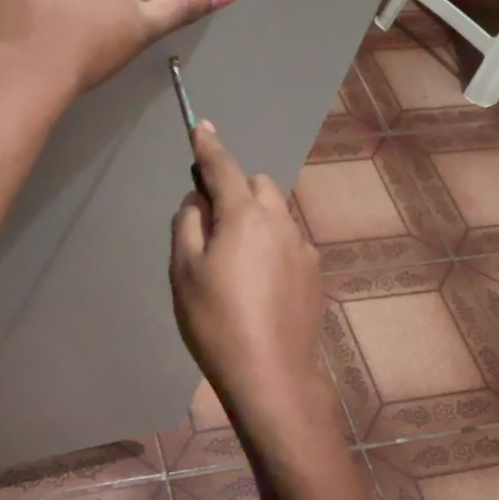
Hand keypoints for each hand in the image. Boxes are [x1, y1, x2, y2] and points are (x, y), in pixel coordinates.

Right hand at [170, 121, 329, 430]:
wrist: (270, 373)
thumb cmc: (215, 322)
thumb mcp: (184, 273)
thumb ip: (187, 226)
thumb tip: (198, 200)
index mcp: (244, 216)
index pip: (223, 168)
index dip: (209, 146)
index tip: (201, 125)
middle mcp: (279, 221)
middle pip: (258, 186)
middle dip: (236, 191)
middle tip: (213, 226)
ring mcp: (302, 247)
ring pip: (276, 214)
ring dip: (256, 220)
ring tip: (237, 262)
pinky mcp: (315, 273)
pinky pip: (289, 243)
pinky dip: (273, 247)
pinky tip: (260, 285)